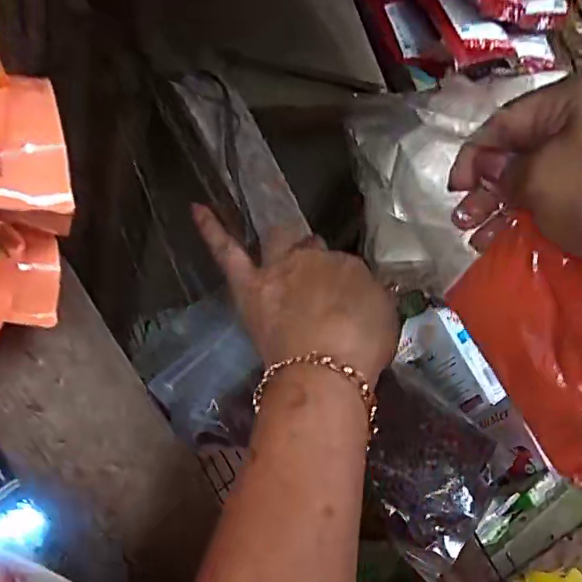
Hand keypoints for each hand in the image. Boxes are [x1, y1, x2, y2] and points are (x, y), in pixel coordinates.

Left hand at [192, 205, 397, 376]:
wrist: (325, 372)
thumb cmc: (362, 350)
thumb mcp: (384, 317)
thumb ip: (371, 296)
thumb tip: (362, 289)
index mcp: (349, 266)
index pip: (343, 266)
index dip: (342, 283)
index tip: (344, 302)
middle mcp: (313, 259)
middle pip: (312, 248)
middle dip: (315, 255)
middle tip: (319, 279)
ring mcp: (278, 269)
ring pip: (278, 240)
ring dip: (281, 239)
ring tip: (280, 236)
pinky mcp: (249, 287)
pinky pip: (227, 252)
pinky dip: (213, 230)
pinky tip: (197, 208)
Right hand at [447, 65, 581, 272]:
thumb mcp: (540, 178)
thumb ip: (506, 175)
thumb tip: (491, 172)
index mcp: (575, 95)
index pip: (507, 120)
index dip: (474, 156)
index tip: (452, 191)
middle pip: (524, 150)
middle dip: (489, 188)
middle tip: (464, 222)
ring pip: (542, 179)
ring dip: (508, 208)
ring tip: (481, 239)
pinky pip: (564, 200)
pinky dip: (537, 217)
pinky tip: (516, 239)